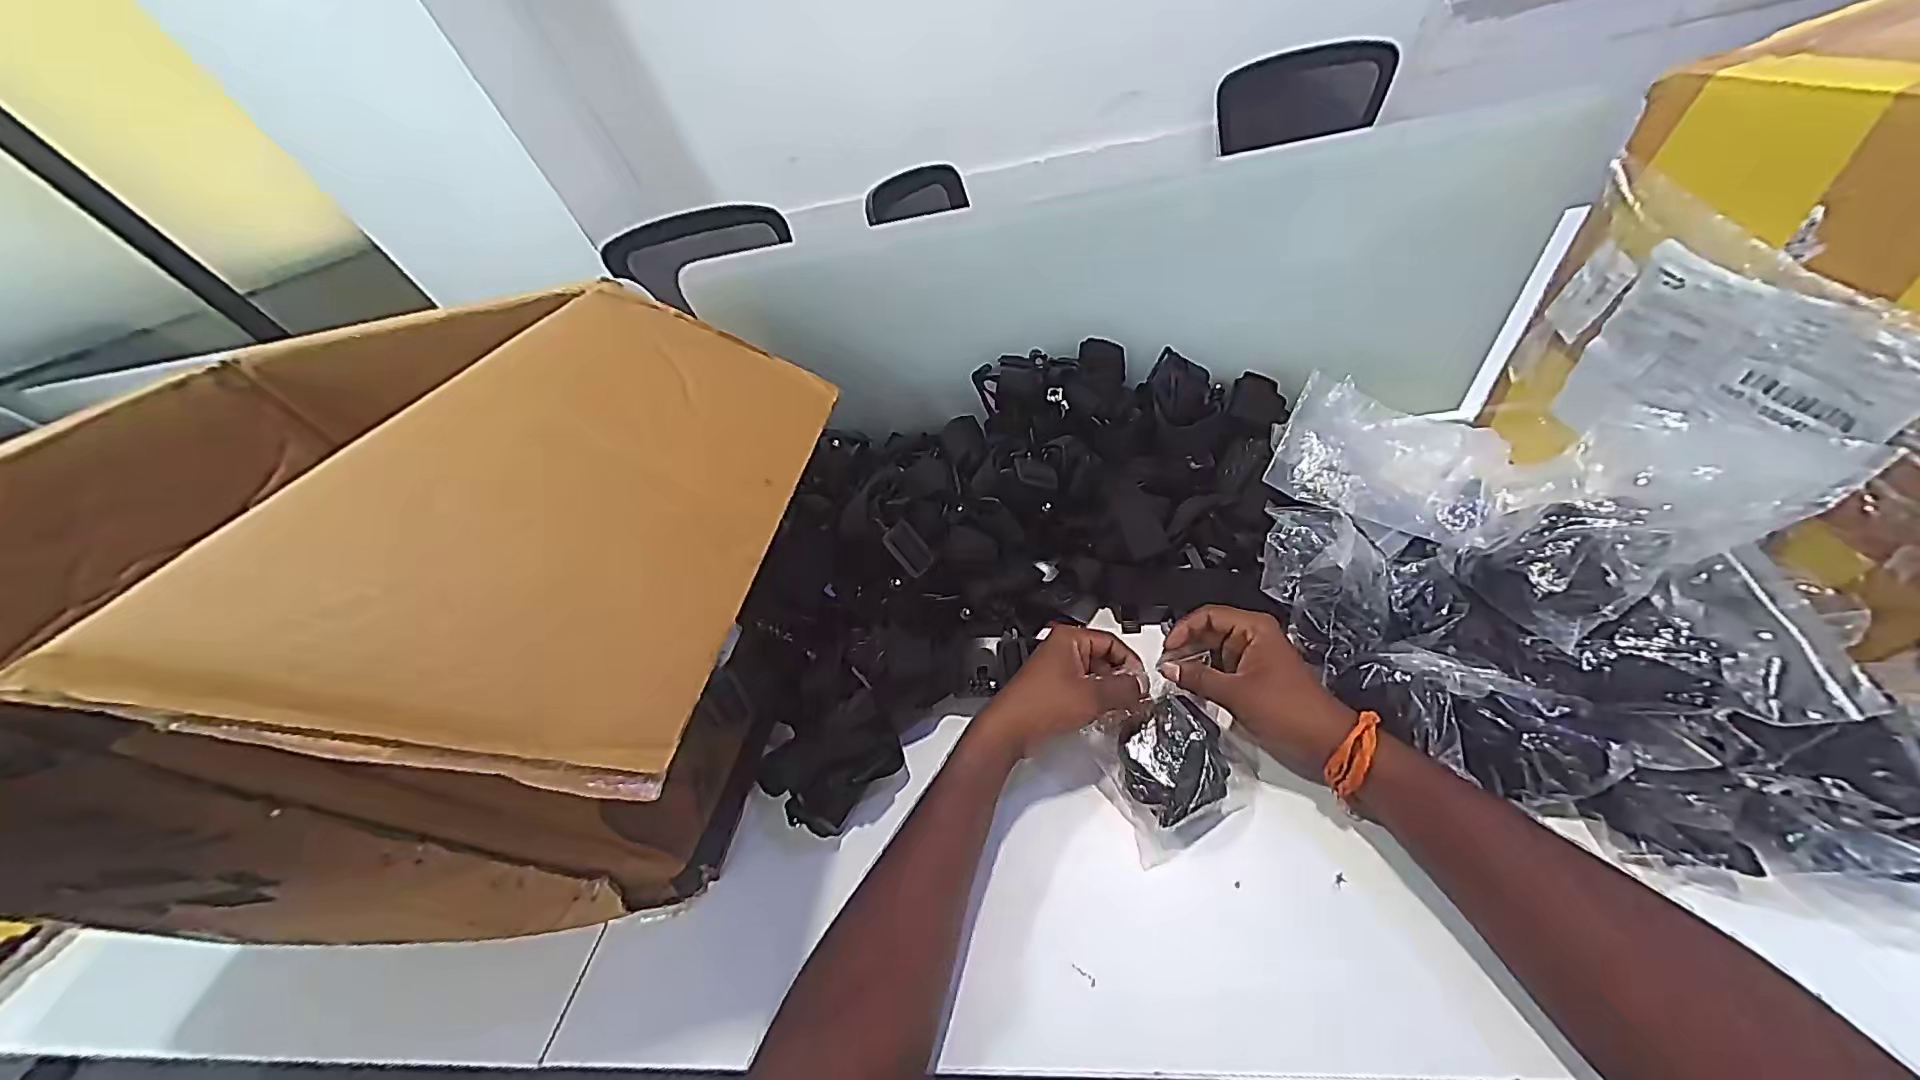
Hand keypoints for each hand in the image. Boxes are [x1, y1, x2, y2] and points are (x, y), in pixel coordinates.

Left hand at [972, 626, 1146, 760]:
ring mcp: (1055, 669)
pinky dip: (1094, 700)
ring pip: (1094, 676)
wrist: (1009, 730)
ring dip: (1108, 692)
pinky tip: (1100, 714)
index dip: (1130, 662)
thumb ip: (1124, 688)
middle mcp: (1061, 650)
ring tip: (1118, 709)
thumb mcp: (1093, 696)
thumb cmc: (1036, 706)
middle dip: (1120, 679)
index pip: (1113, 642)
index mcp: (1069, 639)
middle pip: (1104, 658)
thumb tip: (1140, 685)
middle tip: (1133, 698)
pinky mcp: (1052, 689)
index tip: (1141, 683)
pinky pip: (1081, 689)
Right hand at [1161, 605, 1356, 780]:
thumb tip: (1169, 668)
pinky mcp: (1252, 681)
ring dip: (1193, 665)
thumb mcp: (1236, 693)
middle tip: (1166, 666)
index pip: (1208, 616)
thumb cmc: (1292, 711)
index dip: (1184, 629)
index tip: (1168, 648)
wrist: (1325, 743)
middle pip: (1208, 633)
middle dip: (1186, 648)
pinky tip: (1191, 689)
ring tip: (1175, 679)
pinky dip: (1205, 679)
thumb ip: (1197, 678)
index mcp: (1255, 629)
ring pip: (1212, 654)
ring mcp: (1253, 660)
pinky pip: (1221, 672)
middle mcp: (1254, 640)